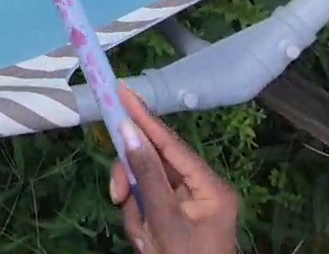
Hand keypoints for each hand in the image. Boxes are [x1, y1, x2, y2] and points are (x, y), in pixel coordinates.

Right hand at [109, 86, 239, 253]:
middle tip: (118, 196)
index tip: (121, 90)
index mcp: (211, 187)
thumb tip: (127, 129)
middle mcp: (203, 189)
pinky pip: (148, 203)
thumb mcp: (163, 220)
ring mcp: (190, 204)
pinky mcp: (178, 217)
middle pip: (155, 164)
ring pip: (147, 184)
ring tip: (143, 238)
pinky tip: (147, 242)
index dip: (144, 116)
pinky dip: (140, 219)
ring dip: (136, 208)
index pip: (170, 143)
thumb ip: (145, 172)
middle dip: (134, 182)